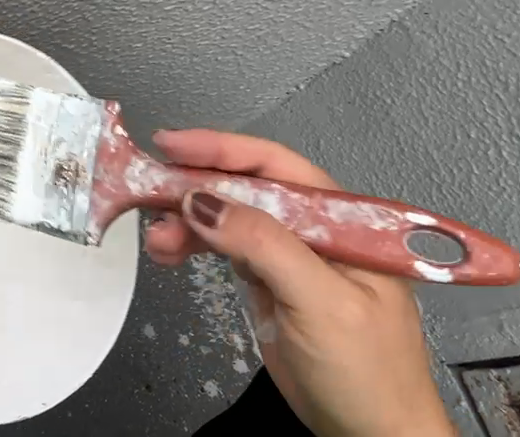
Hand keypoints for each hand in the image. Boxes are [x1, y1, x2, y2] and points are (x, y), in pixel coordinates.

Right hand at [143, 130, 453, 436]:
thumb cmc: (370, 375)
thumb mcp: (321, 302)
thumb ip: (264, 245)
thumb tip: (201, 201)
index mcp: (339, 220)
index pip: (272, 166)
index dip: (220, 149)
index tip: (170, 145)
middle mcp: (310, 227)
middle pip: (240, 186)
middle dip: (192, 187)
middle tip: (149, 192)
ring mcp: (287, 252)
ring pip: (224, 215)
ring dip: (184, 220)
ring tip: (156, 238)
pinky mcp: (266, 278)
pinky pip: (220, 245)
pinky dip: (189, 243)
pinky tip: (167, 250)